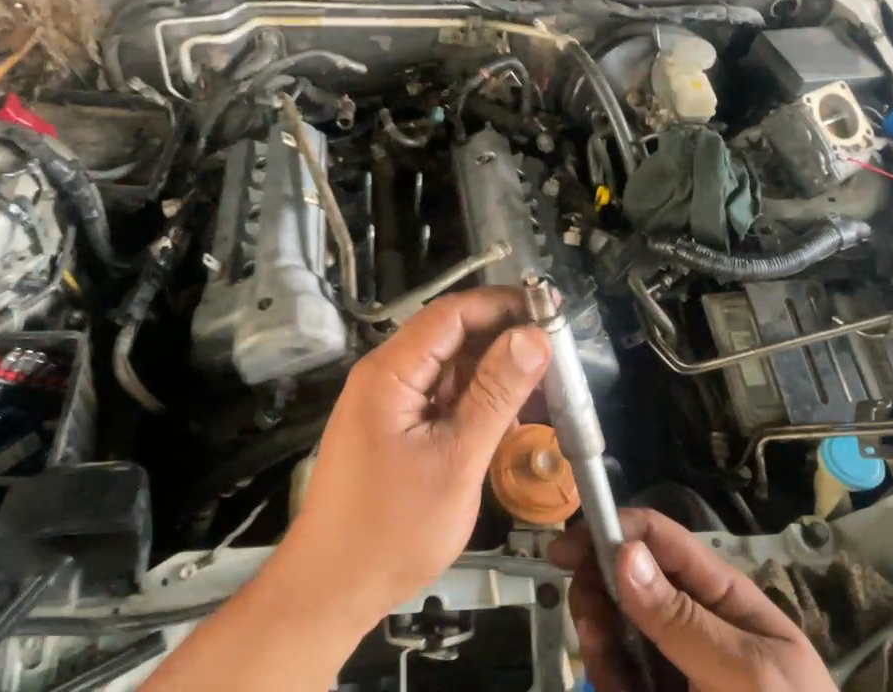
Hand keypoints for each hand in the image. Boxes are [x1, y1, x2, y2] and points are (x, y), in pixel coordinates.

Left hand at [276, 286, 551, 613]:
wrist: (334, 587)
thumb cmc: (391, 530)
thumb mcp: (456, 460)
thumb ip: (495, 395)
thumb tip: (532, 337)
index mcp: (390, 372)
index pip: (451, 314)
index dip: (501, 305)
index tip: (550, 311)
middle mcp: (386, 377)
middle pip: (450, 338)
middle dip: (504, 341)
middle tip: (558, 355)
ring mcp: (388, 404)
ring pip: (450, 370)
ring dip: (494, 375)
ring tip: (545, 389)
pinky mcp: (395, 429)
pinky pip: (442, 400)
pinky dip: (476, 404)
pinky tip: (511, 419)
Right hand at [551, 508, 837, 691]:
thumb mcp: (746, 674)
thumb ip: (683, 619)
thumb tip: (624, 551)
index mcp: (720, 594)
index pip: (657, 537)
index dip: (610, 531)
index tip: (563, 551)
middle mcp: (689, 618)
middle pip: (622, 579)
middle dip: (597, 596)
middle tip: (590, 628)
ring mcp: (671, 661)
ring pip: (611, 629)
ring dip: (600, 648)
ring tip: (616, 681)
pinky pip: (616, 674)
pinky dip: (608, 679)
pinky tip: (618, 691)